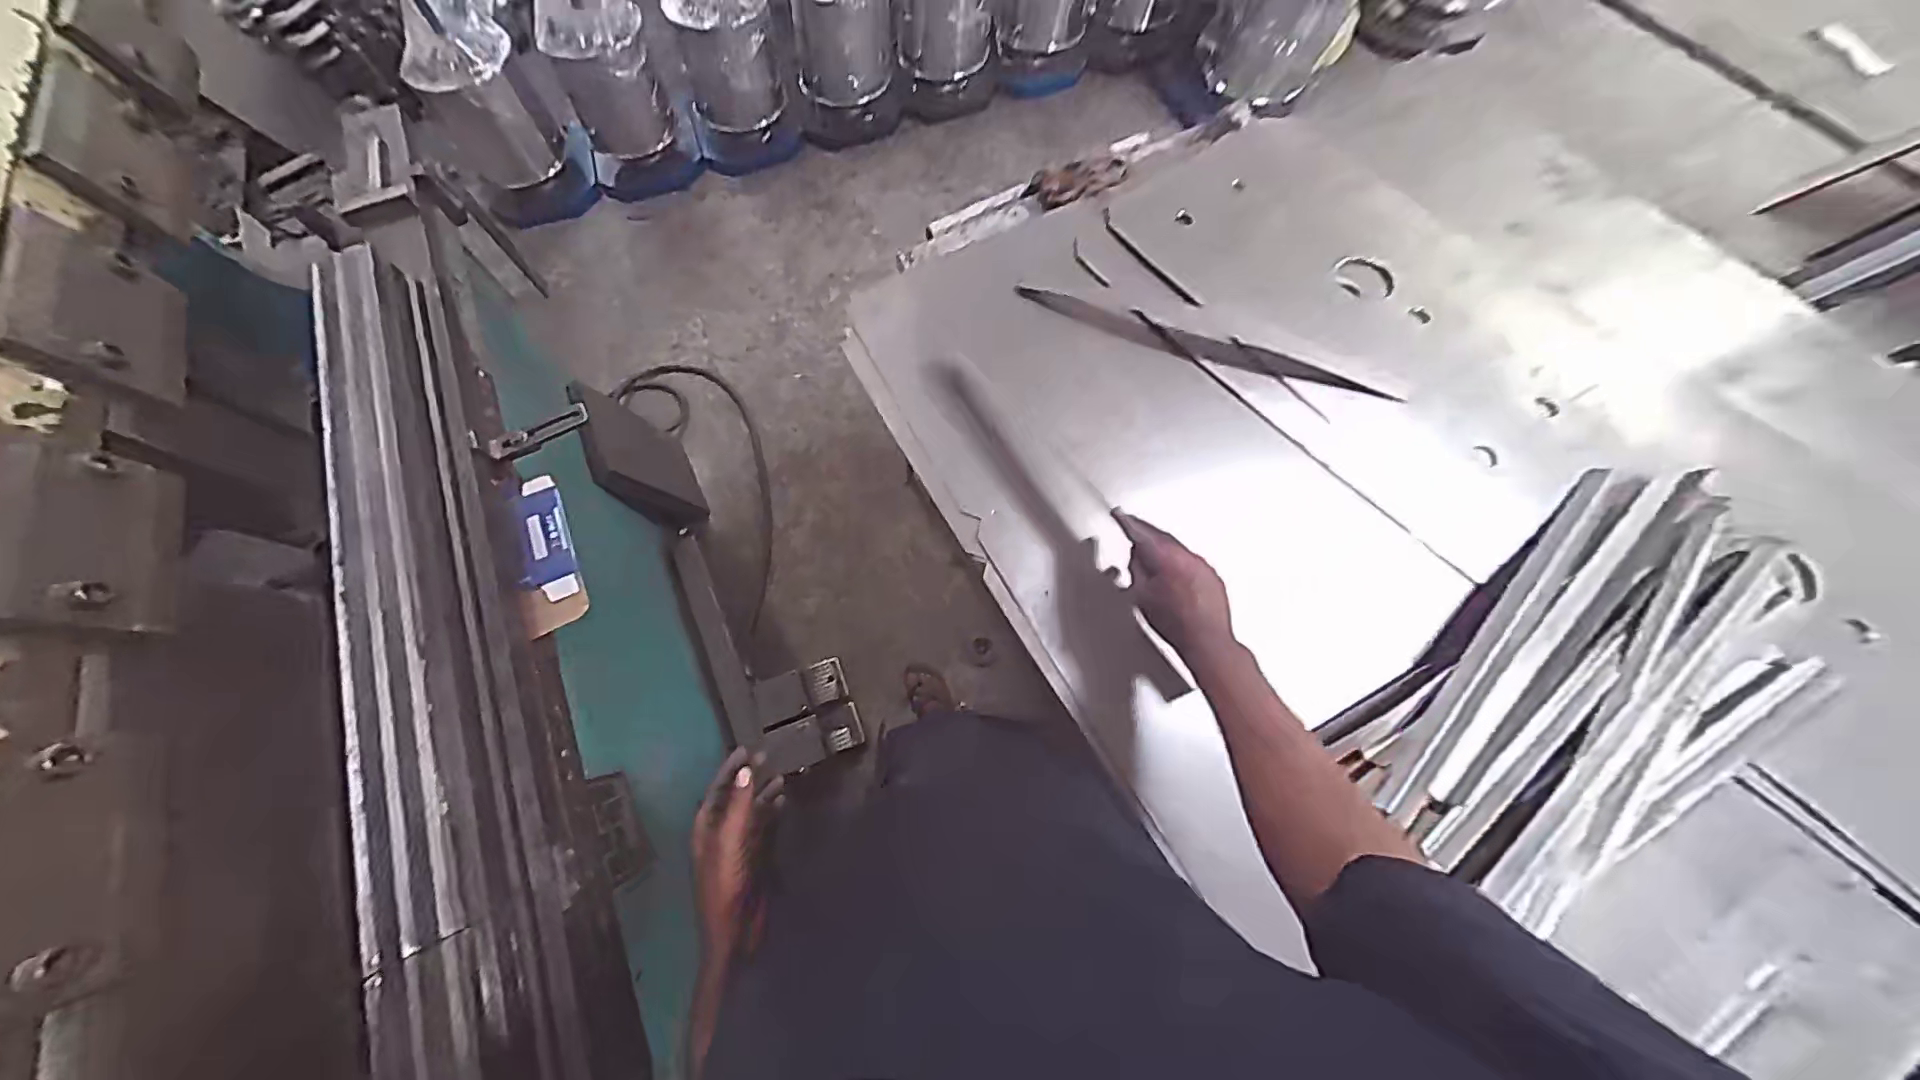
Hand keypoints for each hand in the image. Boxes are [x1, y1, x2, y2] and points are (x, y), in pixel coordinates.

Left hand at [691, 747, 784, 955]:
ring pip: (751, 811)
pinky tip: (784, 802)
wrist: (734, 932)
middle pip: (735, 797)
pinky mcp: (754, 857)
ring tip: (781, 777)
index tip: (746, 749)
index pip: (717, 790)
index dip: (730, 769)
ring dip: (764, 794)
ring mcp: (738, 845)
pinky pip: (764, 827)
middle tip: (768, 757)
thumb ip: (738, 806)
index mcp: (706, 829)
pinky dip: (773, 812)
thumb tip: (746, 770)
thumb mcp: (730, 843)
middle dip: (750, 778)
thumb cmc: (725, 886)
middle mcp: (720, 833)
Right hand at [1114, 510, 1235, 657]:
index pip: (1141, 532)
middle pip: (1161, 538)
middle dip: (1145, 535)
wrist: (1205, 641)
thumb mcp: (1141, 594)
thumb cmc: (1175, 624)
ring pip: (1176, 550)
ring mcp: (1203, 566)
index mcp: (1166, 557)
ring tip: (1149, 562)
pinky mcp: (1212, 577)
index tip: (1119, 515)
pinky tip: (1170, 578)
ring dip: (1162, 551)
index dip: (1127, 522)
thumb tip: (1136, 555)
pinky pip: (1190, 562)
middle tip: (1131, 532)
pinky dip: (1177, 564)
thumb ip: (1136, 568)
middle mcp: (1188, 557)